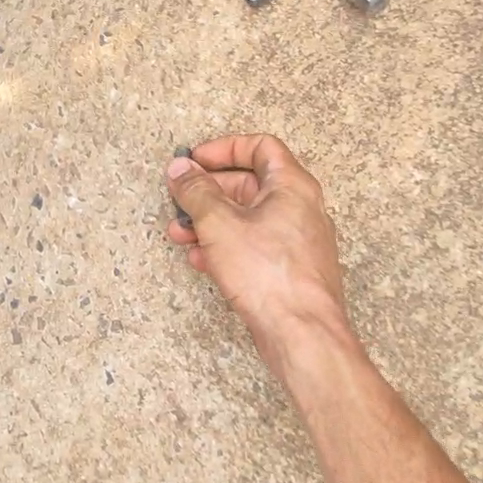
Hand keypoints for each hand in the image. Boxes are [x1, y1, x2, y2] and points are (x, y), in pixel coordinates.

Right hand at [166, 135, 354, 367]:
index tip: (196, 160)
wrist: (301, 335)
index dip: (224, 148)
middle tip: (181, 198)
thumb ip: (195, 190)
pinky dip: (224, 245)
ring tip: (181, 234)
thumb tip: (181, 169)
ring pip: (246, 217)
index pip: (260, 146)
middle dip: (208, 190)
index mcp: (291, 186)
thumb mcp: (218, 222)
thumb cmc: (270, 275)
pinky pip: (252, 244)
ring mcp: (296, 241)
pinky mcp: (289, 269)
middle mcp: (300, 208)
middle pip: (248, 182)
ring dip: (209, 221)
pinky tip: (201, 260)